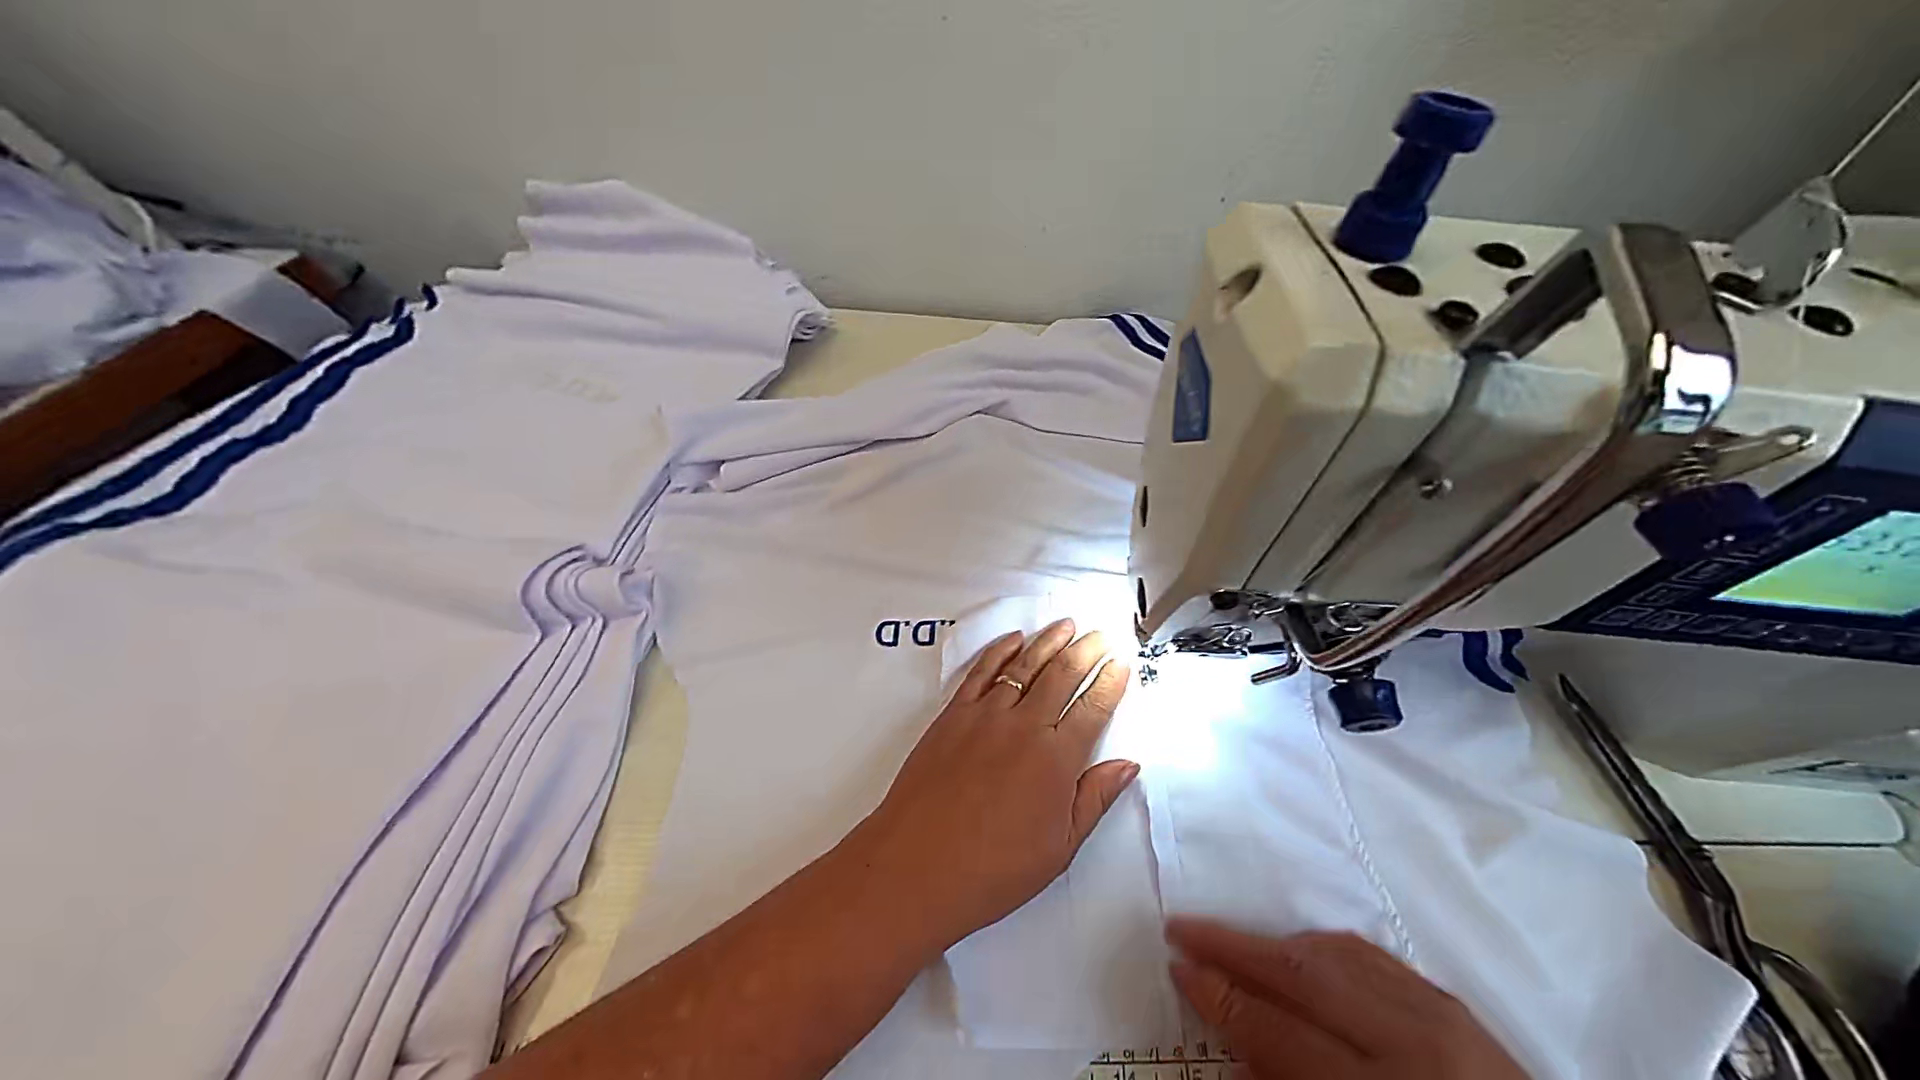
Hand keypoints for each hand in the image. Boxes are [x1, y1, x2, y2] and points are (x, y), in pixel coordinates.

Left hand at [844, 619, 1137, 950]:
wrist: (918, 866)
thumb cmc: (987, 867)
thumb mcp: (1059, 846)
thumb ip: (1094, 798)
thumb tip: (1124, 768)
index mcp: (1055, 760)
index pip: (1094, 708)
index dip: (1111, 682)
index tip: (1120, 665)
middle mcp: (1022, 728)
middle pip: (1063, 675)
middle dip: (1086, 651)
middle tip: (1100, 635)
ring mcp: (985, 717)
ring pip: (1024, 666)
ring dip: (1048, 642)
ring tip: (1065, 626)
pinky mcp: (952, 716)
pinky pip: (981, 673)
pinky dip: (999, 651)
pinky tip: (1012, 640)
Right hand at [1167, 919, 1527, 1079]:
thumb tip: (1235, 1051)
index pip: (1278, 1030)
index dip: (1221, 998)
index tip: (1179, 969)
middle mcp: (1413, 1045)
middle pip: (1300, 973)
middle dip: (1232, 946)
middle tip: (1182, 928)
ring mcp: (1440, 1017)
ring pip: (1335, 955)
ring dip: (1273, 943)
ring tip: (1231, 941)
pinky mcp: (1454, 1005)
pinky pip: (1372, 956)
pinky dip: (1322, 947)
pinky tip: (1297, 949)